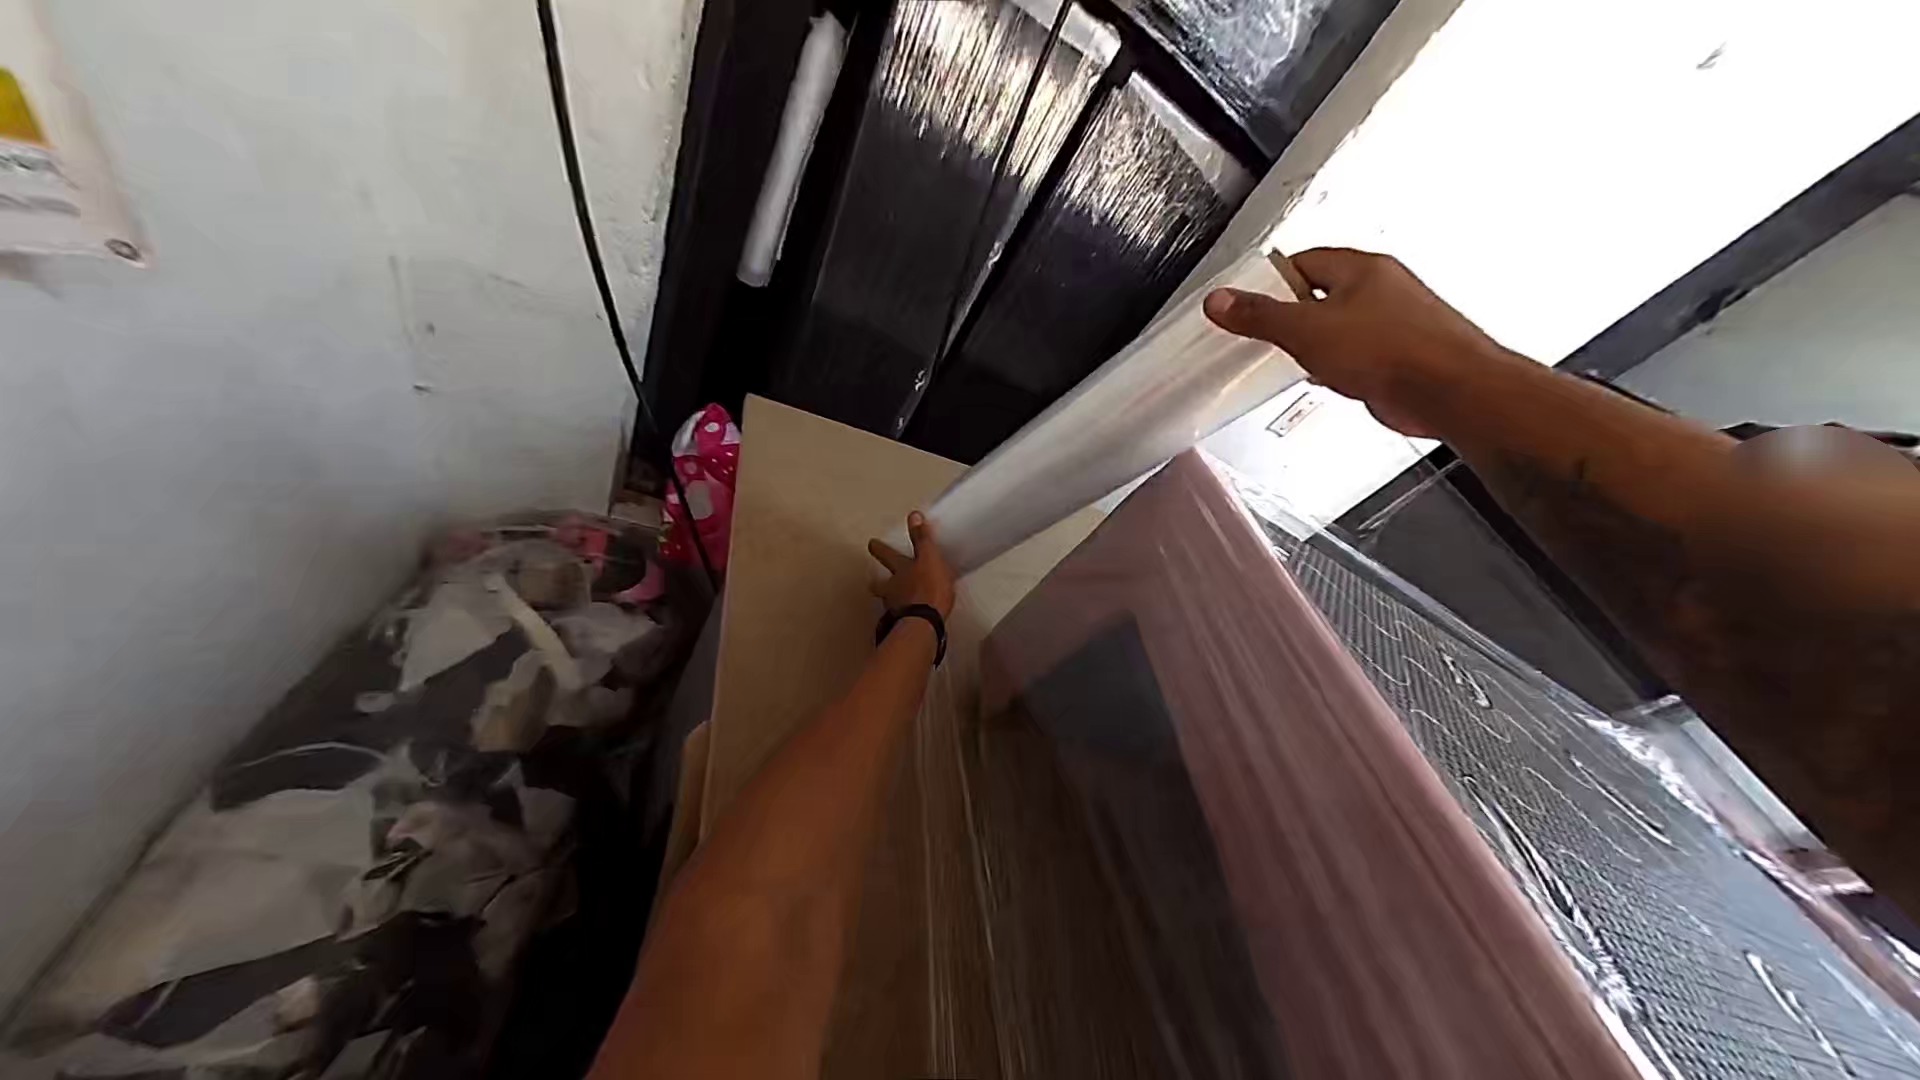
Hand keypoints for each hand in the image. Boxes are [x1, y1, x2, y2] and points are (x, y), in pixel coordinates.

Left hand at [868, 512, 955, 618]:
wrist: (925, 623)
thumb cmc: (929, 589)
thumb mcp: (929, 558)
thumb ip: (922, 538)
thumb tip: (914, 515)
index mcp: (901, 570)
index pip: (887, 555)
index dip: (880, 549)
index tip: (871, 543)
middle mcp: (893, 589)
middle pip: (880, 584)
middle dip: (876, 582)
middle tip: (872, 582)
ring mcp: (897, 609)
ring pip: (888, 602)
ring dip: (889, 601)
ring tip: (892, 602)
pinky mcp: (905, 625)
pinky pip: (900, 618)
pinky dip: (902, 617)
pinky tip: (908, 619)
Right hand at [1203, 247, 1527, 436]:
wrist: (1448, 390)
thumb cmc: (1395, 352)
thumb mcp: (1306, 330)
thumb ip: (1259, 316)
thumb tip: (1221, 301)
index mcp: (1361, 270)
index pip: (1303, 262)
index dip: (1271, 278)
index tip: (1248, 294)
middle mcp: (1381, 289)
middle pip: (1322, 290)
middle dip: (1291, 309)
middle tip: (1264, 324)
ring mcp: (1393, 321)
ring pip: (1340, 321)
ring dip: (1314, 336)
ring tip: (1291, 351)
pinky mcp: (1398, 354)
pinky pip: (1356, 350)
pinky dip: (1335, 360)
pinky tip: (1325, 375)